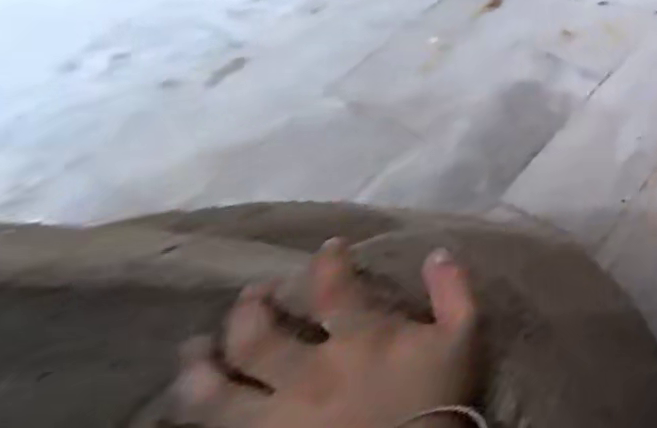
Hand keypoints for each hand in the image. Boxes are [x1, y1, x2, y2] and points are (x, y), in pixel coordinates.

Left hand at [169, 238, 479, 427]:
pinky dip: (198, 413)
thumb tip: (435, 253)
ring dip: (197, 367)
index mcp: (359, 338)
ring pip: (213, 394)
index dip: (327, 261)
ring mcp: (275, 418)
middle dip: (248, 309)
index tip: (328, 247)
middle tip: (252, 293)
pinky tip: (196, 400)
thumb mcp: (463, 333)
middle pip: (256, 338)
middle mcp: (306, 373)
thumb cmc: (440, 394)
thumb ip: (453, 289)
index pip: (333, 287)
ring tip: (193, 349)